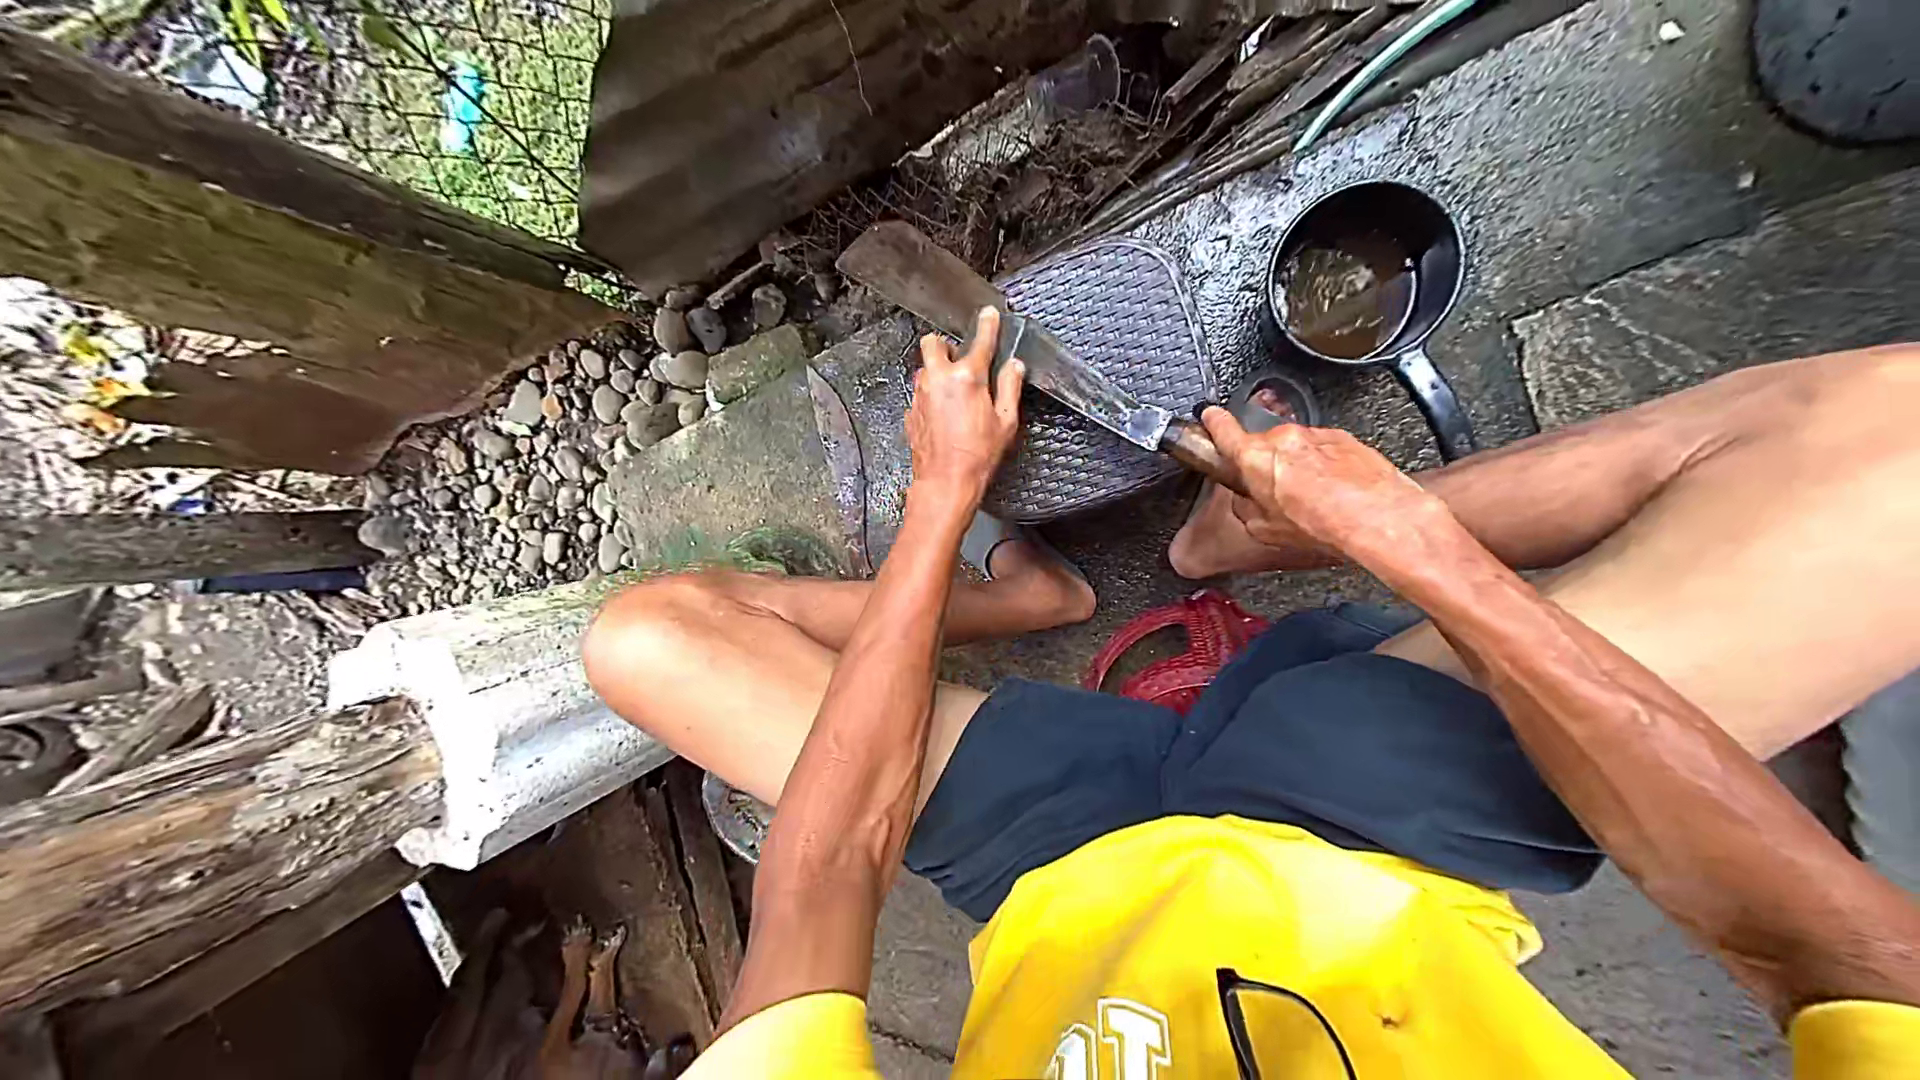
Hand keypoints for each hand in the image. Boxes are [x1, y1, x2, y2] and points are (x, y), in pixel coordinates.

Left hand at [907, 307, 1025, 499]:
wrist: (945, 482)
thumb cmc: (976, 457)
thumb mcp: (1005, 422)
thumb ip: (1010, 388)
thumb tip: (1014, 367)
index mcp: (967, 378)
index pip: (980, 342)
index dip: (987, 326)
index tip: (989, 315)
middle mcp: (938, 380)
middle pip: (933, 343)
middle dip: (946, 347)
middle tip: (960, 360)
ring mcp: (920, 395)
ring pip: (924, 368)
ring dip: (937, 371)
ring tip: (954, 392)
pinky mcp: (912, 412)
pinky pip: (920, 393)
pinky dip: (931, 396)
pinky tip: (945, 414)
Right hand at [1199, 405, 1447, 557]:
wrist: (1378, 517)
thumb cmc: (1322, 523)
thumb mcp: (1264, 529)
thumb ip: (1245, 508)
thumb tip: (1246, 503)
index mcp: (1255, 457)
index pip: (1223, 429)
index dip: (1213, 422)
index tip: (1210, 416)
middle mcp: (1283, 439)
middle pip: (1263, 445)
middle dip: (1264, 465)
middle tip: (1273, 491)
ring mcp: (1315, 436)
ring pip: (1294, 448)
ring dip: (1296, 466)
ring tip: (1309, 497)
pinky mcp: (1343, 439)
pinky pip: (1322, 450)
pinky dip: (1322, 466)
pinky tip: (1331, 491)